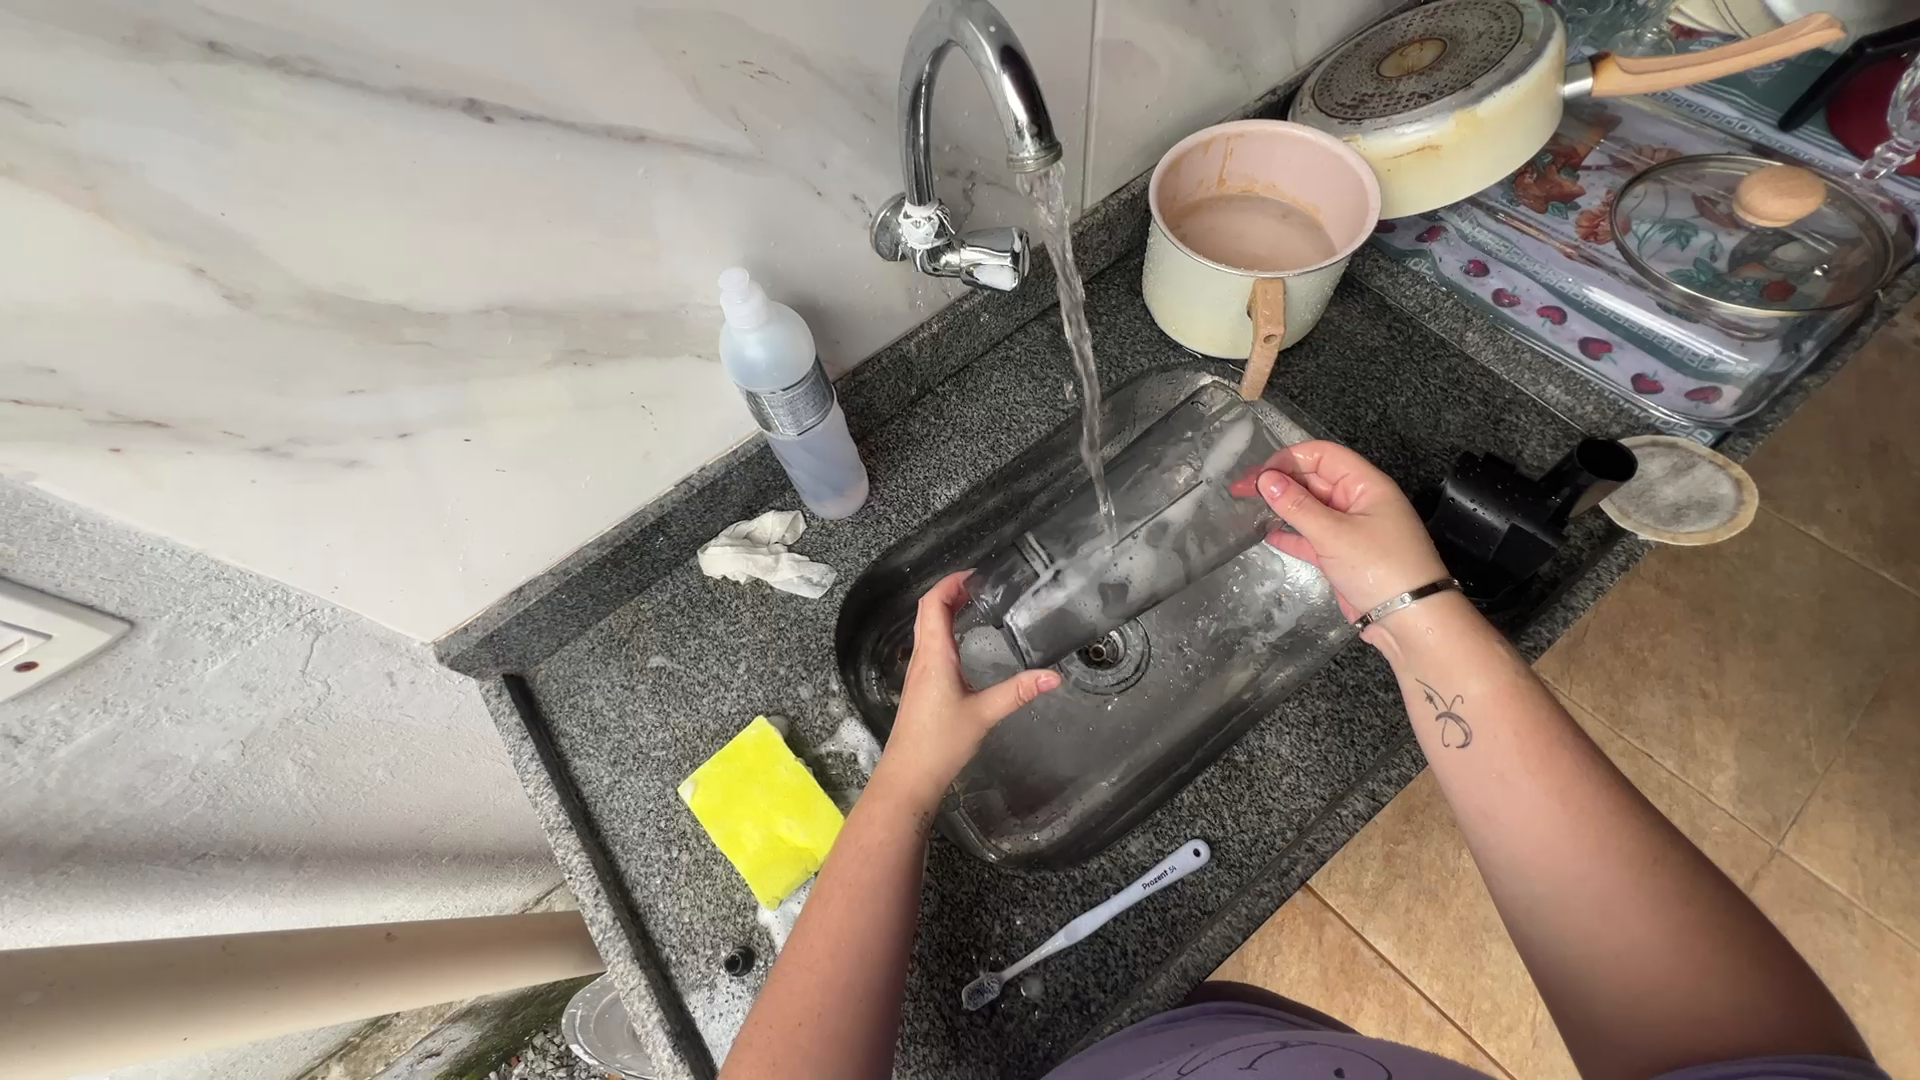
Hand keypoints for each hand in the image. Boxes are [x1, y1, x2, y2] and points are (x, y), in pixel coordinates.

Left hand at [875, 571, 1059, 809]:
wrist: (908, 776)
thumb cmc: (939, 743)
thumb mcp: (984, 714)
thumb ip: (1018, 692)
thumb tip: (1054, 677)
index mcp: (934, 656)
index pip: (933, 604)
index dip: (950, 583)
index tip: (975, 575)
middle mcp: (922, 658)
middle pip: (928, 611)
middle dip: (951, 592)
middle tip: (981, 586)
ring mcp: (918, 672)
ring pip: (926, 628)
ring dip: (946, 610)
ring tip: (975, 604)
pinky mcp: (920, 686)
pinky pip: (929, 645)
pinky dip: (945, 630)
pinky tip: (964, 642)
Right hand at [1250, 441, 1449, 627]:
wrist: (1409, 620)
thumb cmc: (1378, 567)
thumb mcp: (1333, 533)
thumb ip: (1296, 506)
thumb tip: (1265, 479)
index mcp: (1365, 485)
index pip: (1322, 456)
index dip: (1289, 459)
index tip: (1258, 475)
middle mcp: (1357, 501)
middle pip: (1313, 479)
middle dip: (1279, 482)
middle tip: (1240, 490)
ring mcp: (1349, 528)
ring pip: (1309, 507)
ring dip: (1281, 506)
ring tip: (1247, 508)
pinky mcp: (1341, 553)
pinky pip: (1310, 535)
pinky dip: (1290, 534)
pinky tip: (1266, 535)